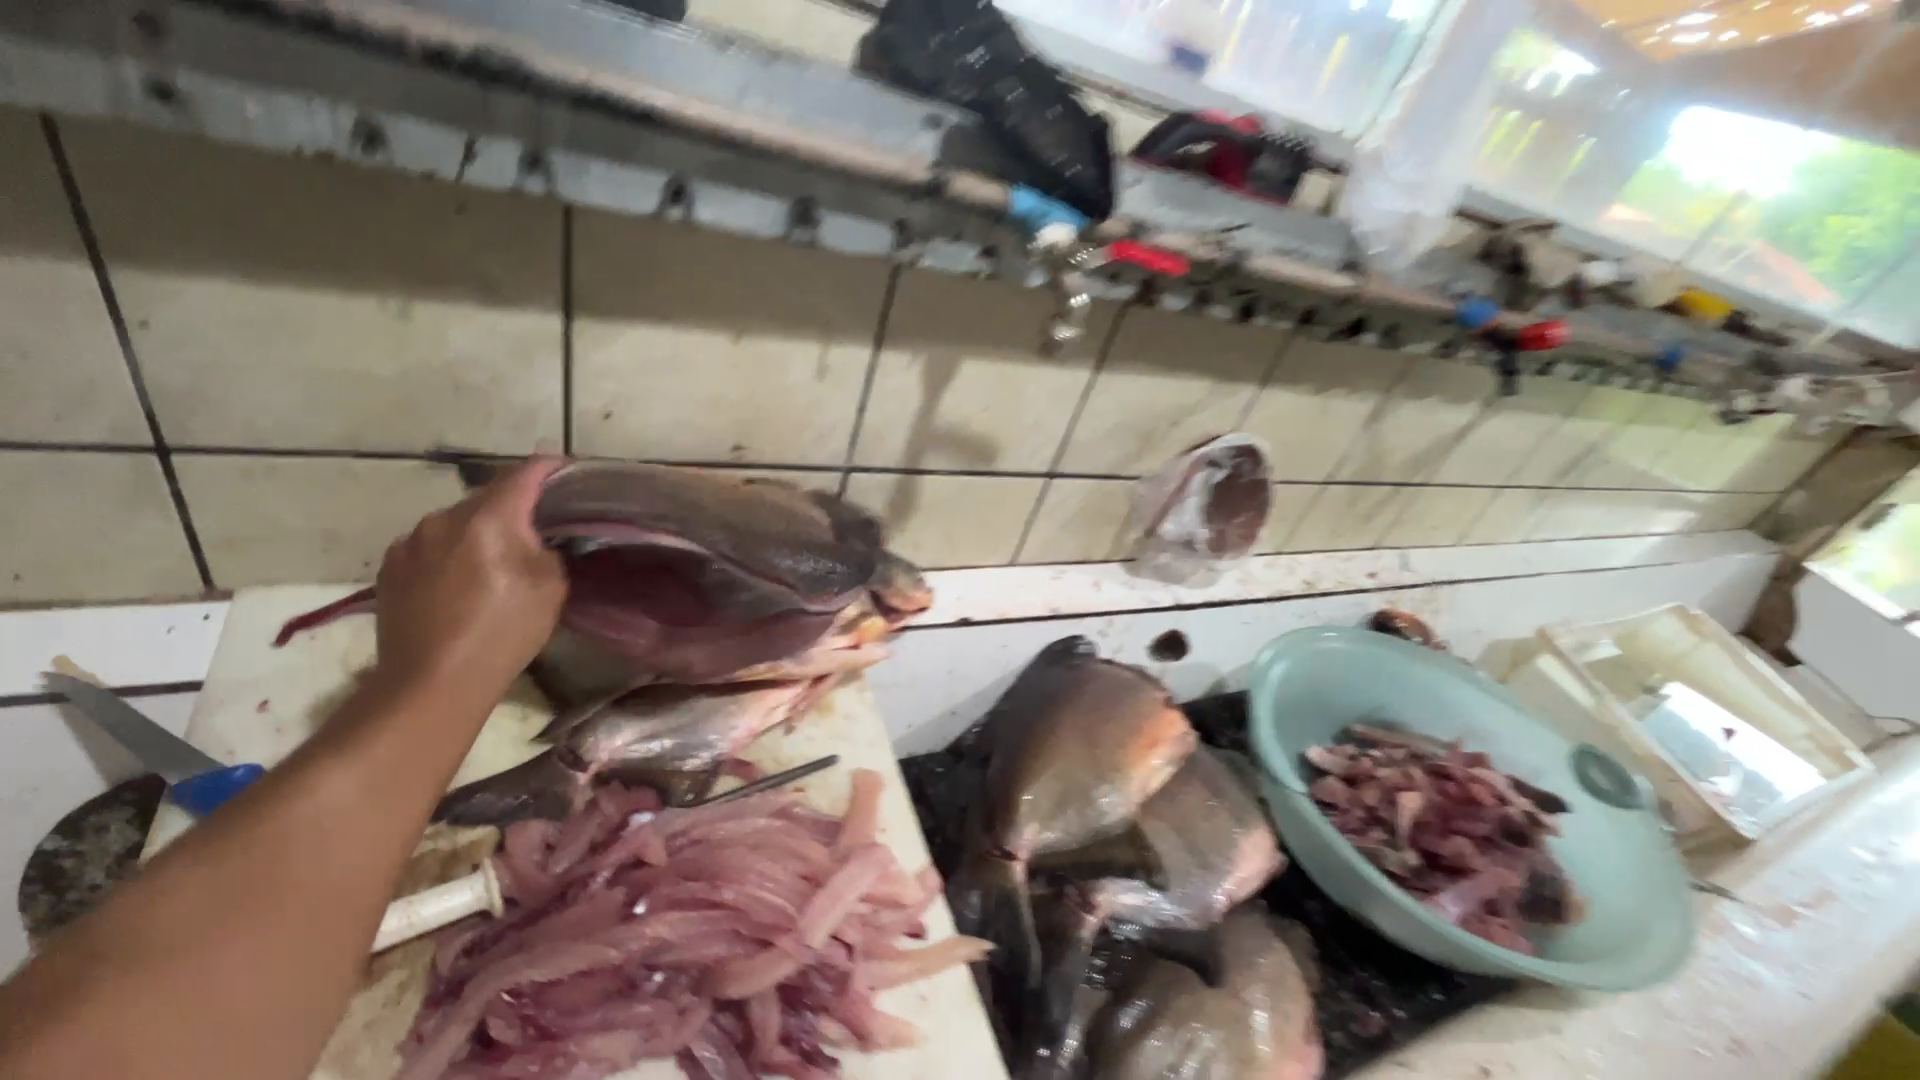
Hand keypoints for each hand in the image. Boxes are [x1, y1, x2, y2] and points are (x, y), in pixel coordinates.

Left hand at [372, 460, 567, 696]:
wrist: (432, 681)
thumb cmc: (503, 632)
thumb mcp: (551, 587)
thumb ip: (548, 549)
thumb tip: (538, 538)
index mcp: (490, 518)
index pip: (525, 474)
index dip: (550, 469)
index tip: (568, 472)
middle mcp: (444, 518)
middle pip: (487, 497)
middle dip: (513, 507)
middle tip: (537, 530)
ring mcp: (410, 542)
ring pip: (456, 522)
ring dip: (478, 532)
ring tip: (494, 562)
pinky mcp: (390, 568)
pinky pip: (430, 547)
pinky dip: (450, 554)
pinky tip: (460, 583)